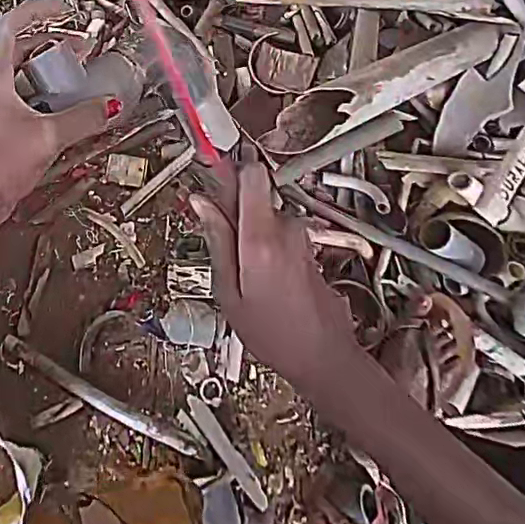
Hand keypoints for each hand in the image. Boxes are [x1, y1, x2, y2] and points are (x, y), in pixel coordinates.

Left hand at [0, 0, 117, 213]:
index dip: (38, 11)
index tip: (61, 9)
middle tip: (79, 46)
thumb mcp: (48, 136)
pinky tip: (62, 102)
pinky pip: (21, 92)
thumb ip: (84, 118)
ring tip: (74, 71)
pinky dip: (43, 88)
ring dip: (49, 66)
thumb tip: (108, 105)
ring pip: (21, 70)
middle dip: (52, 41)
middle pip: (20, 47)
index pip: (12, 26)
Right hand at [192, 159, 368, 398]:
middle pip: (252, 194)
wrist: (324, 357)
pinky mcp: (307, 244)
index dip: (229, 167)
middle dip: (231, 207)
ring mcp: (300, 236)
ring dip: (247, 229)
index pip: (250, 175)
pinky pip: (276, 228)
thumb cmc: (274, 333)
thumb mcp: (228, 291)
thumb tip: (200, 202)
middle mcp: (285, 229)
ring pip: (262, 213)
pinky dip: (262, 240)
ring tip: (240, 268)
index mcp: (260, 239)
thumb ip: (216, 240)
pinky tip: (259, 273)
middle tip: (217, 236)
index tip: (209, 166)